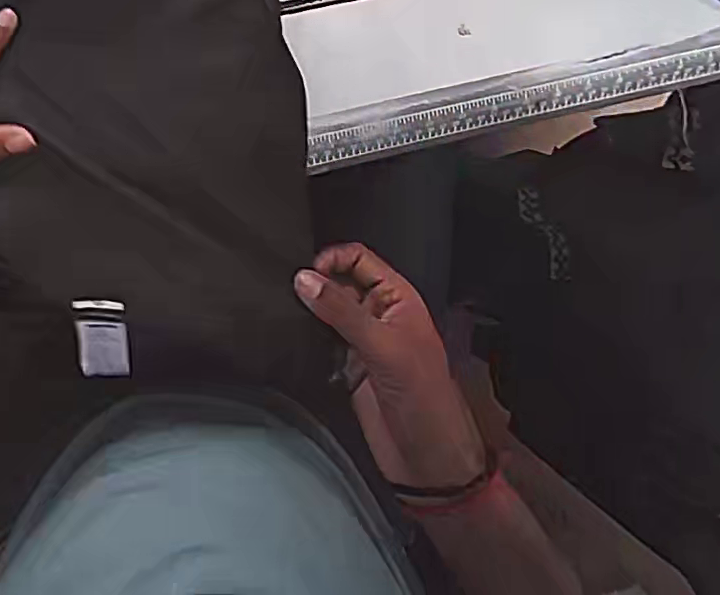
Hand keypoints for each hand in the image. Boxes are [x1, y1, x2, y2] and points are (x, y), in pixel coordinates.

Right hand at [295, 243, 485, 489]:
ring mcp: (362, 339)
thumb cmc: (425, 400)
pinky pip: (321, 336)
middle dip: (317, 282)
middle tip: (294, 293)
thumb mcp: (384, 347)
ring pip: (328, 308)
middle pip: (339, 280)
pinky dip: (308, 334)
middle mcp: (378, 313)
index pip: (359, 258)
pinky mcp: (347, 363)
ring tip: (292, 313)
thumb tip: (305, 279)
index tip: (309, 274)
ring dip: (310, 308)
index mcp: (397, 298)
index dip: (333, 259)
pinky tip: (298, 337)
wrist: (428, 461)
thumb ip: (342, 311)